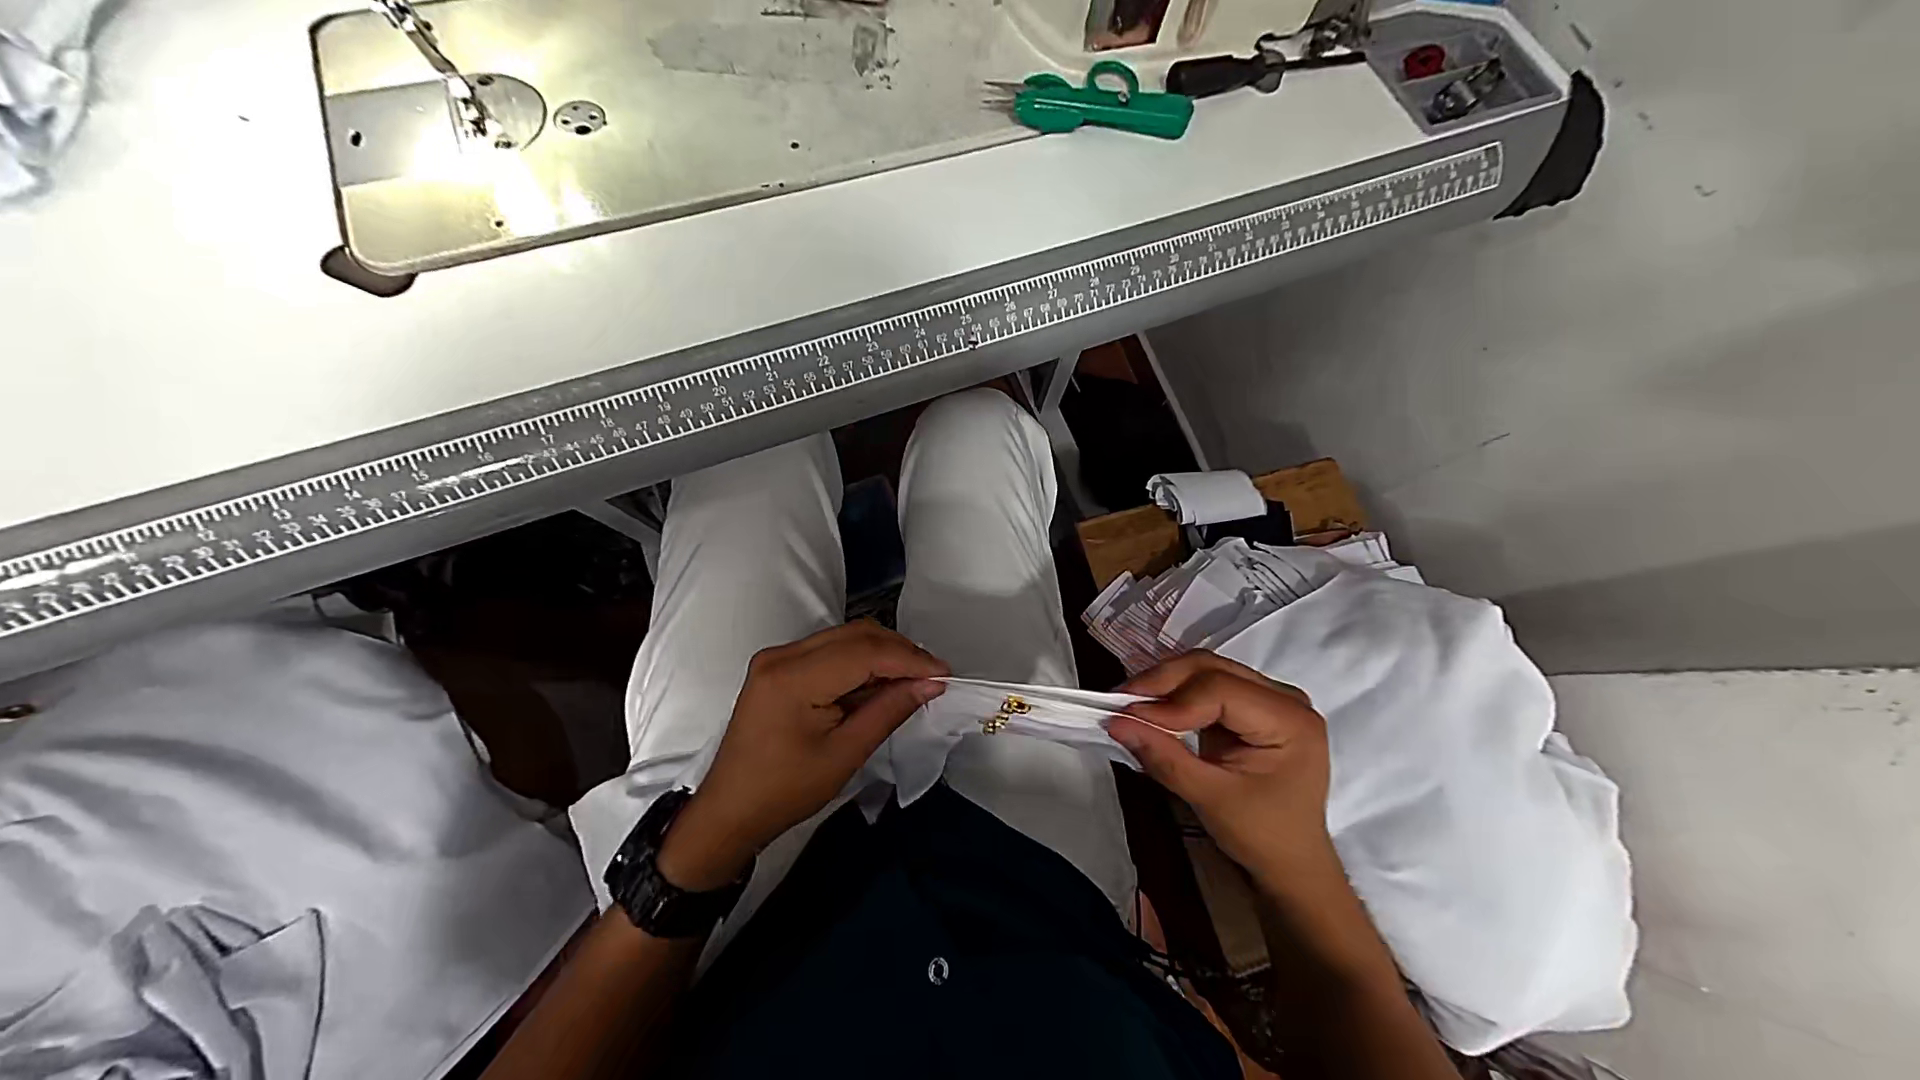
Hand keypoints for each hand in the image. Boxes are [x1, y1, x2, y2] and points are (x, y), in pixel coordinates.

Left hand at [657, 621, 947, 889]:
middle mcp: (782, 655)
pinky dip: (861, 661)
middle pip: (856, 634)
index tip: (944, 674)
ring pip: (845, 637)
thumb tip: (930, 684)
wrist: (730, 810)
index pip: (865, 652)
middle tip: (932, 678)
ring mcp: (777, 657)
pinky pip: (830, 649)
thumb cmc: (785, 791)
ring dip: (882, 654)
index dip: (910, 659)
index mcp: (792, 678)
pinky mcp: (779, 666)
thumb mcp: (845, 754)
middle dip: (900, 652)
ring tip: (912, 682)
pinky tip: (880, 683)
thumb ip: (889, 710)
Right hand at [1107, 651, 1334, 881]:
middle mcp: (1284, 698)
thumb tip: (1117, 723)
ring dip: (1164, 684)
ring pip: (1204, 669)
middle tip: (1121, 703)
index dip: (1172, 702)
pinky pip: (1205, 683)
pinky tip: (1152, 709)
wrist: (1289, 859)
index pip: (1220, 689)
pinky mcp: (1250, 703)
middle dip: (1162, 683)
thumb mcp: (1210, 798)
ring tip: (1131, 705)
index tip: (1131, 719)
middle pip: (1211, 669)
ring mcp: (1268, 697)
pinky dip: (1174, 693)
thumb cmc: (1262, 834)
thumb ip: (1164, 757)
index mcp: (1290, 720)